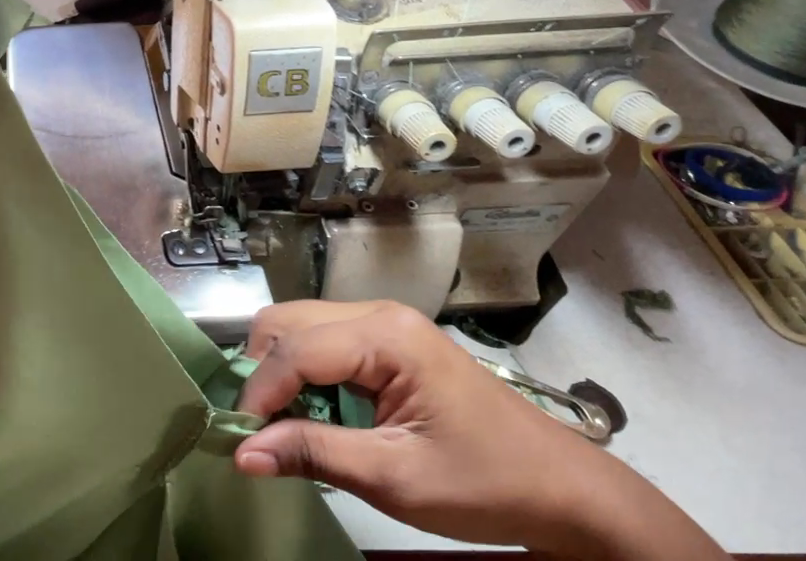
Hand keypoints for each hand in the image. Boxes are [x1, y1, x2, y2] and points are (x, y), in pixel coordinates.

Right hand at [232, 301, 724, 560]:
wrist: (566, 491)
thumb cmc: (487, 485)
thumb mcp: (395, 478)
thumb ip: (314, 454)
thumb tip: (241, 453)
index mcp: (386, 336)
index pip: (293, 349)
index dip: (258, 393)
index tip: (240, 441)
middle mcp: (378, 313)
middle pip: (286, 323)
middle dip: (261, 373)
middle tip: (260, 430)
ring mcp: (384, 322)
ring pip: (297, 327)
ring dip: (278, 373)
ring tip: (285, 426)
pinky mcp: (387, 341)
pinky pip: (321, 341)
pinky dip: (302, 375)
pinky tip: (314, 414)